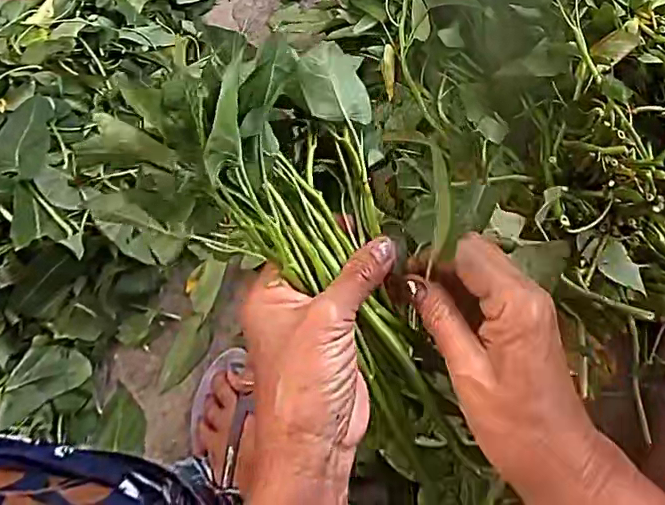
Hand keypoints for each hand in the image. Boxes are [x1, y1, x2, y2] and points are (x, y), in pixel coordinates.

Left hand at [236, 237, 395, 502]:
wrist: (315, 448)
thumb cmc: (301, 386)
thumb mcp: (327, 319)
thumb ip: (356, 276)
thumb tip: (383, 243)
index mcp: (270, 294)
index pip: (295, 245)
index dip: (322, 228)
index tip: (353, 217)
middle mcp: (290, 304)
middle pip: (322, 262)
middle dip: (350, 248)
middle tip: (378, 231)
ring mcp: (315, 322)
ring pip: (343, 283)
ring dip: (366, 271)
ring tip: (391, 249)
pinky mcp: (340, 339)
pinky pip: (359, 305)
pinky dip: (376, 293)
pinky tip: (394, 278)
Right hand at [406, 235, 664, 504]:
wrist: (562, 460)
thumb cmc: (516, 429)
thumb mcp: (468, 373)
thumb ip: (440, 319)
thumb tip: (413, 284)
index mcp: (516, 301)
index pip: (467, 251)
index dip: (431, 254)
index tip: (404, 269)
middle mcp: (529, 290)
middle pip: (477, 250)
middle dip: (440, 260)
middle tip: (410, 282)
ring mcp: (533, 299)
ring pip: (484, 263)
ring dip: (453, 273)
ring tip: (422, 295)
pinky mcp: (530, 312)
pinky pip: (494, 283)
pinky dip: (468, 288)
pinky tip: (446, 307)